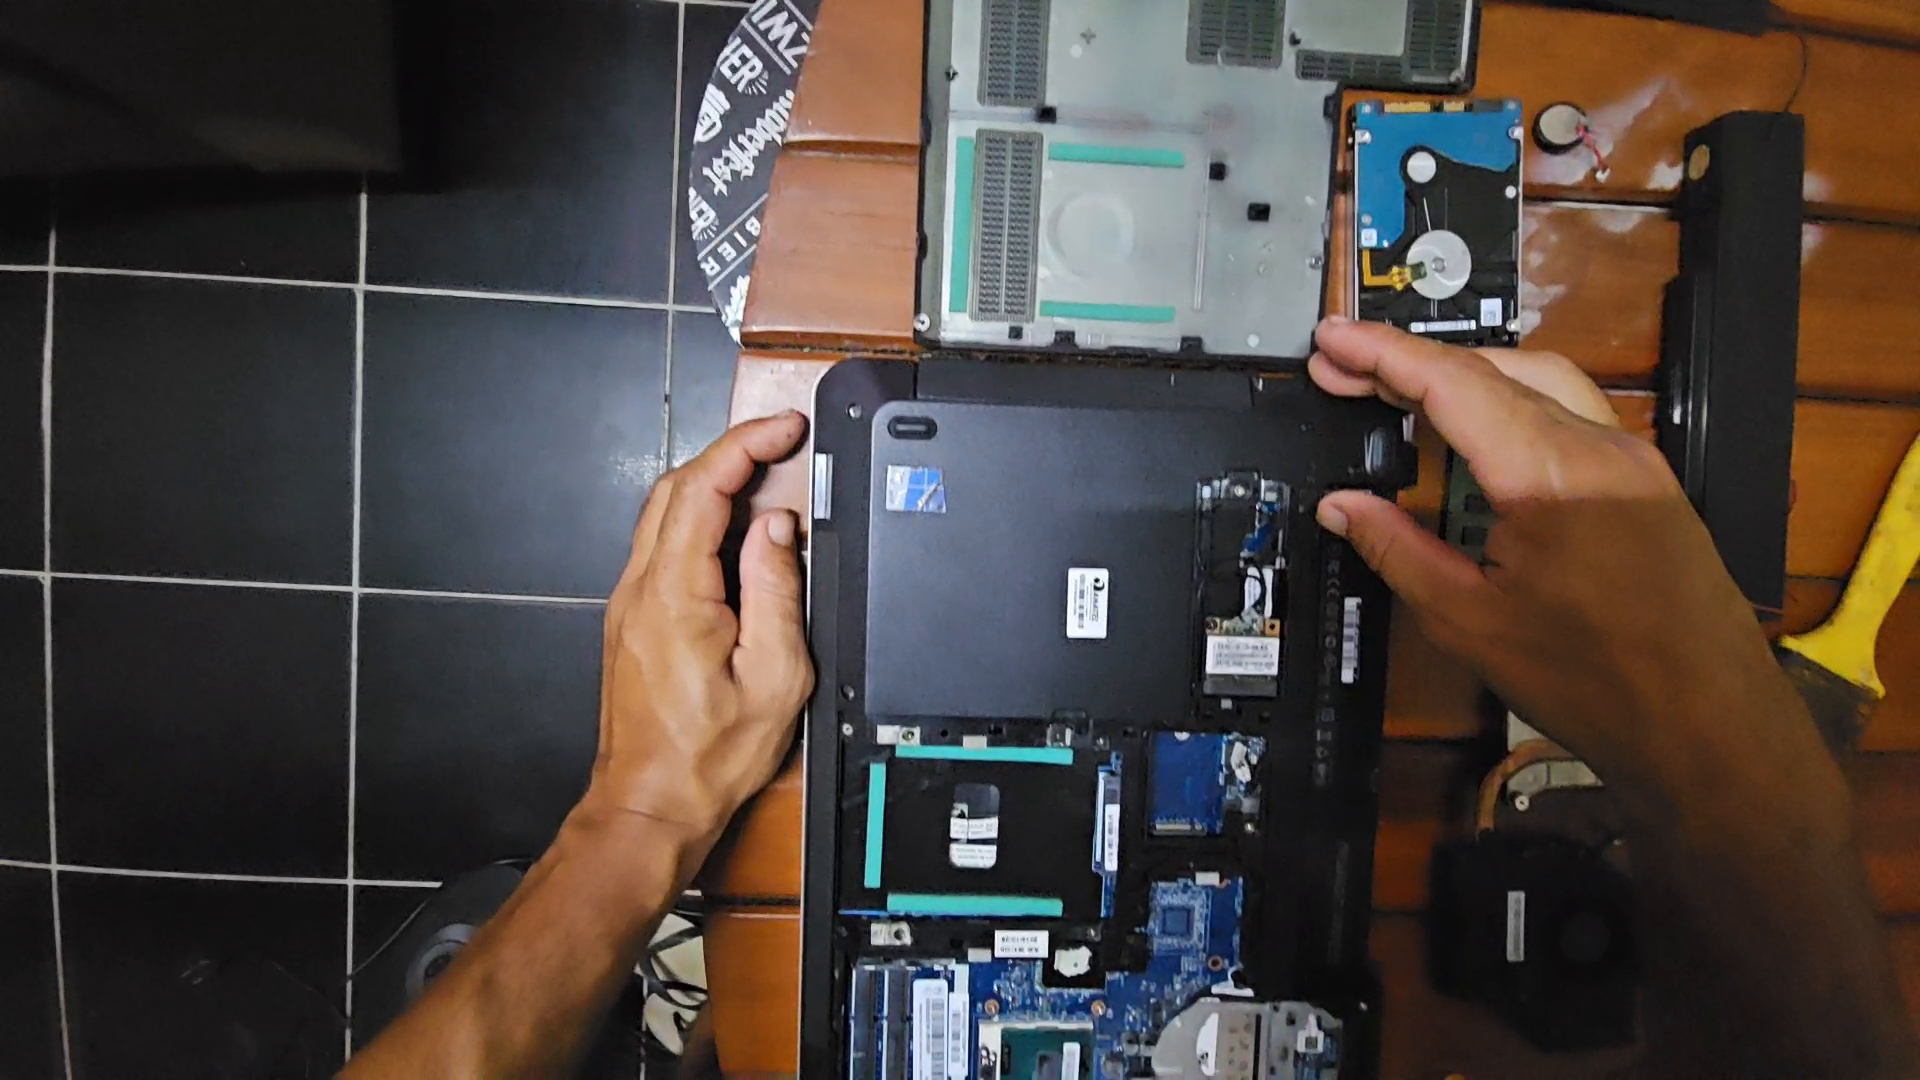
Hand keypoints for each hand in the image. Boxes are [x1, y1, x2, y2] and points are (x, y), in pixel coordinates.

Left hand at [587, 411, 813, 838]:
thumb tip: (777, 527)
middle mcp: (641, 588)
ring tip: (769, 479)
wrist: (652, 800)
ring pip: (668, 510)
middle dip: (732, 451)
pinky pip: (667, 543)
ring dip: (717, 482)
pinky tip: (740, 531)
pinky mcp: (636, 615)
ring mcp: (632, 600)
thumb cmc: (710, 753)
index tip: (785, 429)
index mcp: (675, 595)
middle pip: (676, 486)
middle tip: (781, 442)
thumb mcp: (775, 673)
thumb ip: (777, 589)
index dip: (747, 444)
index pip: (704, 488)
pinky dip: (704, 517)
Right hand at [1308, 317, 1807, 792]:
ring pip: (1531, 380)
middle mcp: (1598, 449)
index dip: (1383, 356)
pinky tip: (1458, 433)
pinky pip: (1558, 413)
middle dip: (1407, 361)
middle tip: (1338, 370)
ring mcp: (1628, 459)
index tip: (1331, 339)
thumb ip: (1394, 548)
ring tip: (1387, 393)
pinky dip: (1495, 403)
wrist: (1709, 726)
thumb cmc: (1586, 677)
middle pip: (1492, 369)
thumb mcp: (1463, 617)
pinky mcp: (1638, 480)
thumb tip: (1339, 505)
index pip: (1454, 386)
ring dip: (1454, 375)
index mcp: (1551, 477)